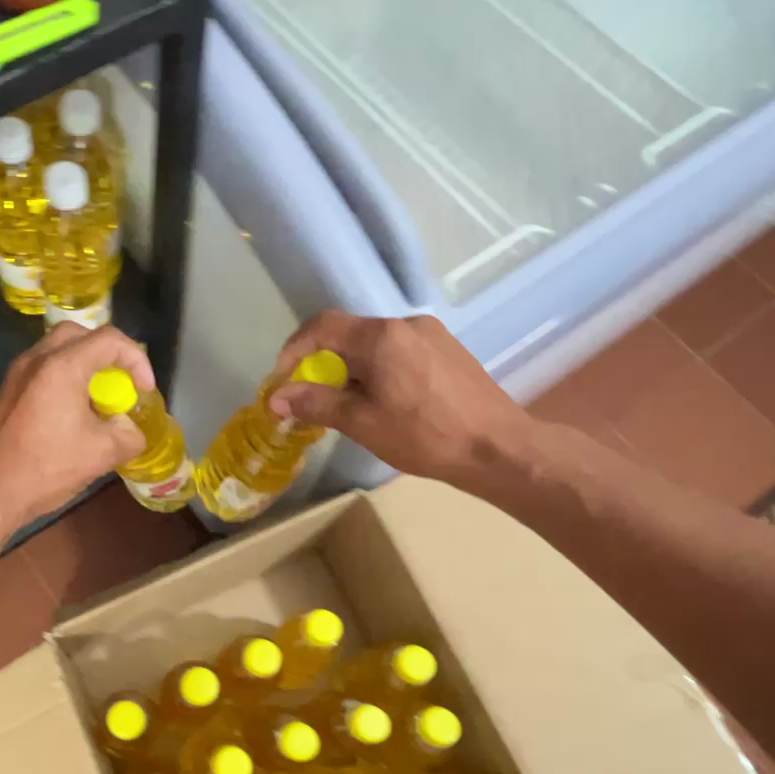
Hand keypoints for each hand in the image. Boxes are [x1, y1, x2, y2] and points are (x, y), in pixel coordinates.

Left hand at [0, 323, 150, 536]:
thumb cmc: (45, 469)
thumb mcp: (101, 455)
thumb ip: (128, 435)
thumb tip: (129, 429)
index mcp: (62, 367)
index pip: (109, 340)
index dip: (136, 360)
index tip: (143, 390)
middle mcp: (36, 360)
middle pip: (79, 334)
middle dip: (107, 353)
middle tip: (120, 382)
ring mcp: (16, 375)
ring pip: (57, 350)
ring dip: (83, 366)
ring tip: (98, 400)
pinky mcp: (6, 393)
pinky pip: (42, 370)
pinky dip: (64, 379)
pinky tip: (71, 414)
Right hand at [267, 311, 536, 492]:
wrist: (498, 449)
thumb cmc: (424, 435)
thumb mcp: (362, 422)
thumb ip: (316, 403)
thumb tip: (276, 397)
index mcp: (381, 336)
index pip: (322, 326)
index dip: (294, 350)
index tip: (283, 382)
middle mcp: (406, 324)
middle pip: (349, 335)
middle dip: (323, 365)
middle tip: (314, 400)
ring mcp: (432, 335)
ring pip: (376, 346)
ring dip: (352, 370)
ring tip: (351, 407)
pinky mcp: (448, 351)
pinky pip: (400, 353)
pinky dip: (380, 371)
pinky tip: (387, 404)